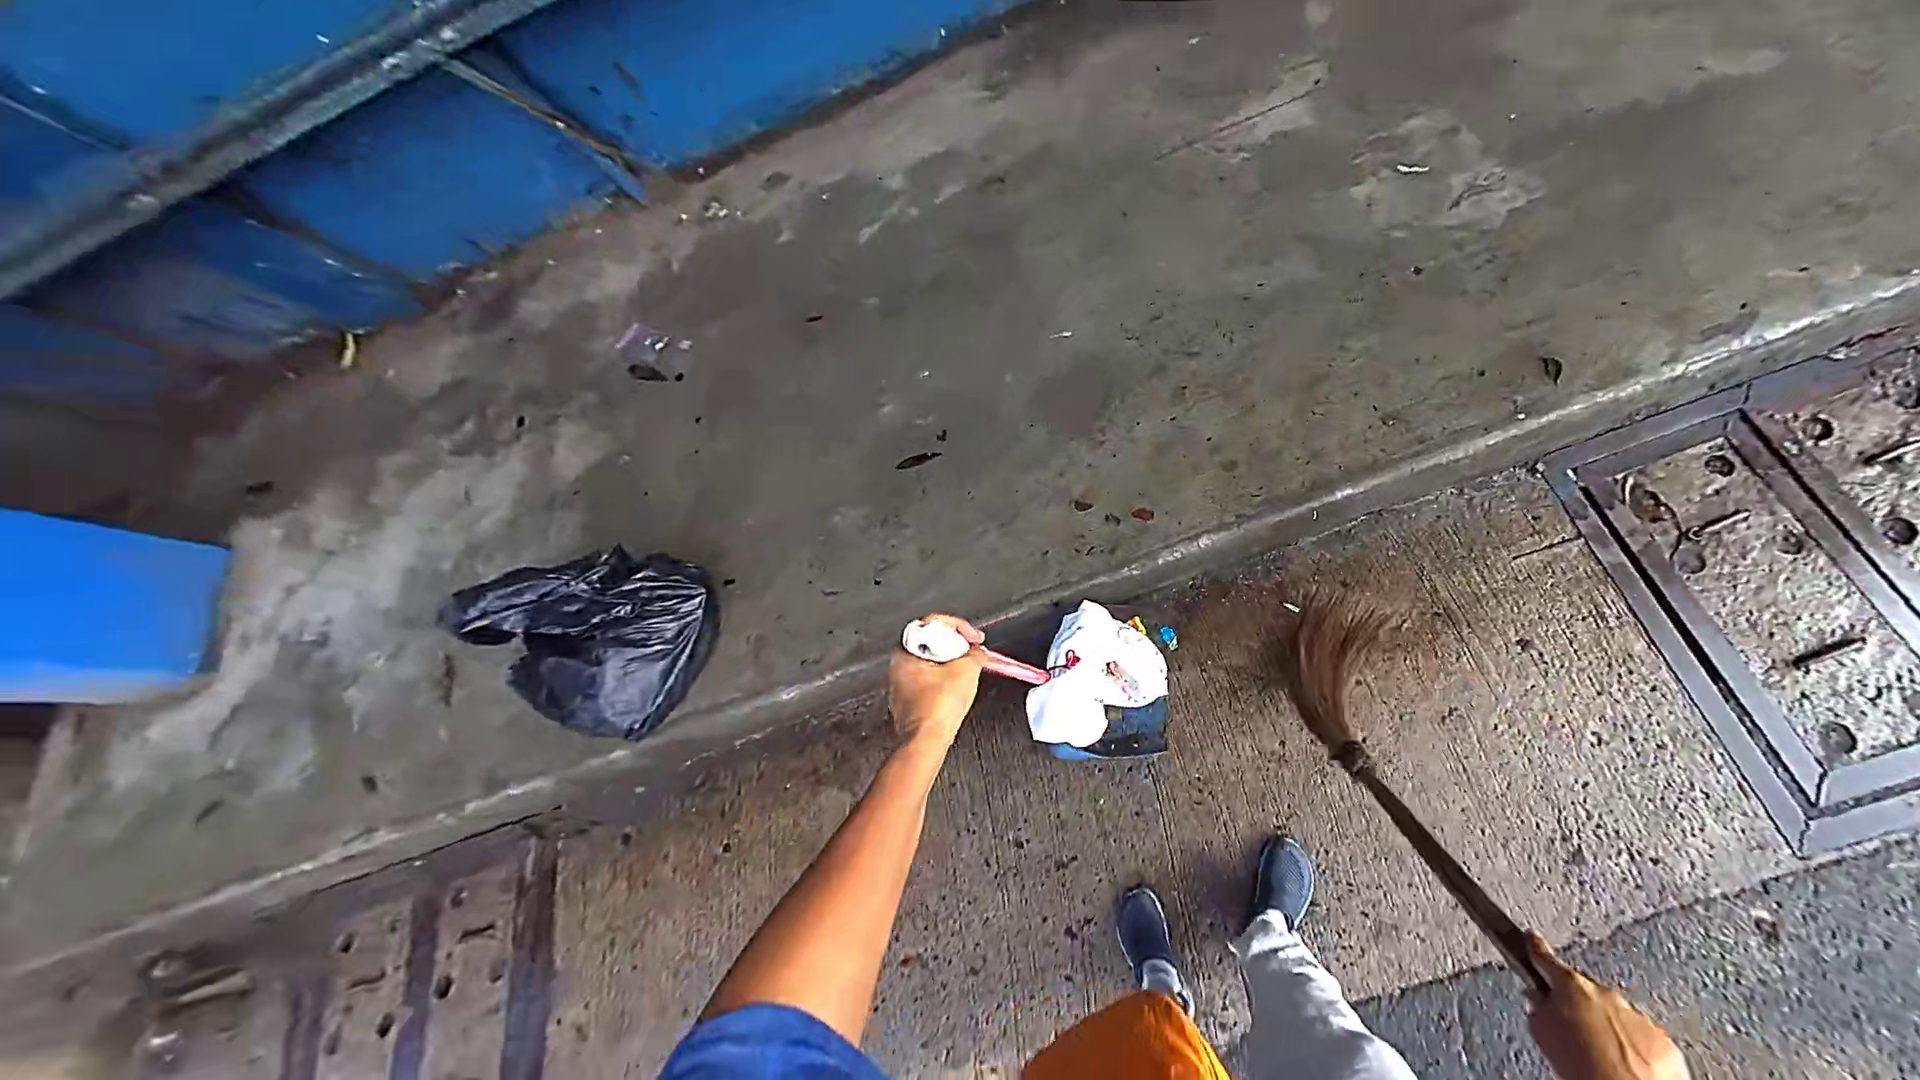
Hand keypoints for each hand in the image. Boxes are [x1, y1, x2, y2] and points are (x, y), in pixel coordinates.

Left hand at [889, 614, 984, 747]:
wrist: (927, 740)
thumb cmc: (937, 708)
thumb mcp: (967, 670)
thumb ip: (975, 654)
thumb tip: (979, 653)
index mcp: (905, 650)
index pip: (933, 624)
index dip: (959, 627)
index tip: (974, 637)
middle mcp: (898, 665)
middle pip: (931, 642)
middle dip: (956, 645)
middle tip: (971, 652)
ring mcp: (902, 684)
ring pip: (931, 662)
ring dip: (951, 663)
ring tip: (966, 671)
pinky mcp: (909, 700)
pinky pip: (929, 681)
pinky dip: (944, 680)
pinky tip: (955, 689)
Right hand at [1527, 933, 1689, 1079]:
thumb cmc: (1583, 1067)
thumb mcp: (1540, 1031)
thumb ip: (1537, 1005)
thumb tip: (1540, 999)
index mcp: (1570, 984)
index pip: (1544, 956)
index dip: (1534, 946)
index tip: (1531, 938)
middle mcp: (1605, 994)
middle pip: (1583, 991)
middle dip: (1576, 1004)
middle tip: (1571, 1030)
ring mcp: (1638, 1019)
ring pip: (1616, 1015)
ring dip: (1607, 1028)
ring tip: (1601, 1057)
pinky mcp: (1666, 1045)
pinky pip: (1644, 1038)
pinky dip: (1635, 1048)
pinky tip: (1627, 1066)